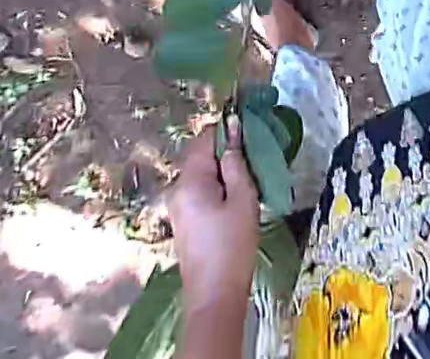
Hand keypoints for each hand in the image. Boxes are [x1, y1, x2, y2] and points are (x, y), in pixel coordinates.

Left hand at [167, 120, 259, 318]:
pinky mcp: (183, 220)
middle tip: (252, 163)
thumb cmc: (232, 247)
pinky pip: (199, 190)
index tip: (249, 137)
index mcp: (190, 179)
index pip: (205, 138)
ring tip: (247, 183)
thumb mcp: (243, 200)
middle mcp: (177, 187)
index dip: (226, 132)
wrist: (213, 299)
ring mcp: (177, 205)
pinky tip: (233, 201)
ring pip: (201, 173)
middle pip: (200, 154)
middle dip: (224, 152)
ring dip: (222, 171)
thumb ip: (236, 163)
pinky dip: (215, 187)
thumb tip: (233, 130)